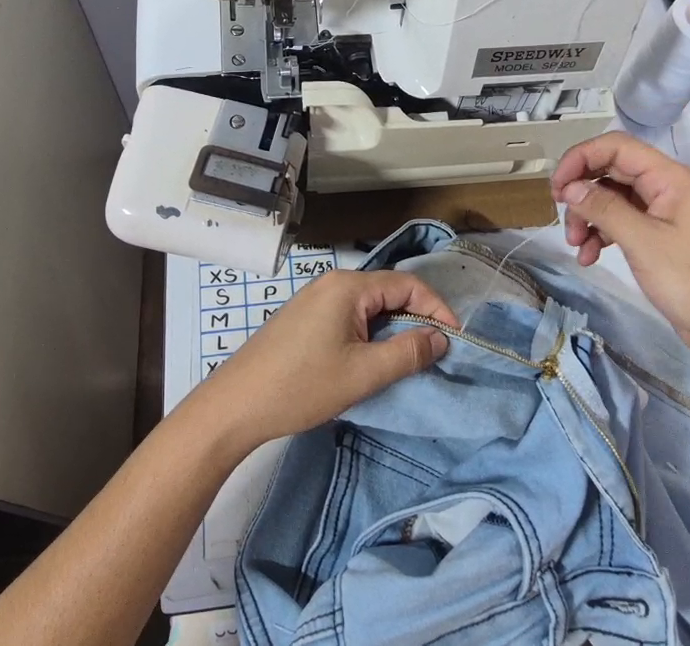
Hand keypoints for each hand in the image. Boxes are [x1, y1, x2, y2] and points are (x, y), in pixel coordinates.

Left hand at [187, 270, 457, 449]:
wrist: (235, 406)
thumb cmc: (302, 386)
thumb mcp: (363, 373)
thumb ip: (408, 352)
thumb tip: (440, 338)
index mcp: (348, 286)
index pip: (407, 284)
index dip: (436, 308)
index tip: (453, 340)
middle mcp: (331, 283)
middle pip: (387, 292)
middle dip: (415, 319)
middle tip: (432, 352)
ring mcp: (314, 299)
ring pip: (368, 306)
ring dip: (391, 329)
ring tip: (404, 361)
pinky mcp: (303, 318)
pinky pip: (348, 316)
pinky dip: (368, 333)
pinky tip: (369, 360)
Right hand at [550, 132, 689, 353]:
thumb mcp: (643, 242)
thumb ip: (604, 209)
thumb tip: (570, 187)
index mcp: (669, 178)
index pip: (616, 146)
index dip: (581, 158)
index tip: (556, 187)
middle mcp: (666, 187)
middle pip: (612, 171)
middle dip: (582, 192)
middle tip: (560, 216)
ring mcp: (664, 212)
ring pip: (614, 198)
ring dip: (589, 217)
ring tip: (576, 246)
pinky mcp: (660, 236)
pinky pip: (623, 222)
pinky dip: (602, 234)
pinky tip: (589, 257)